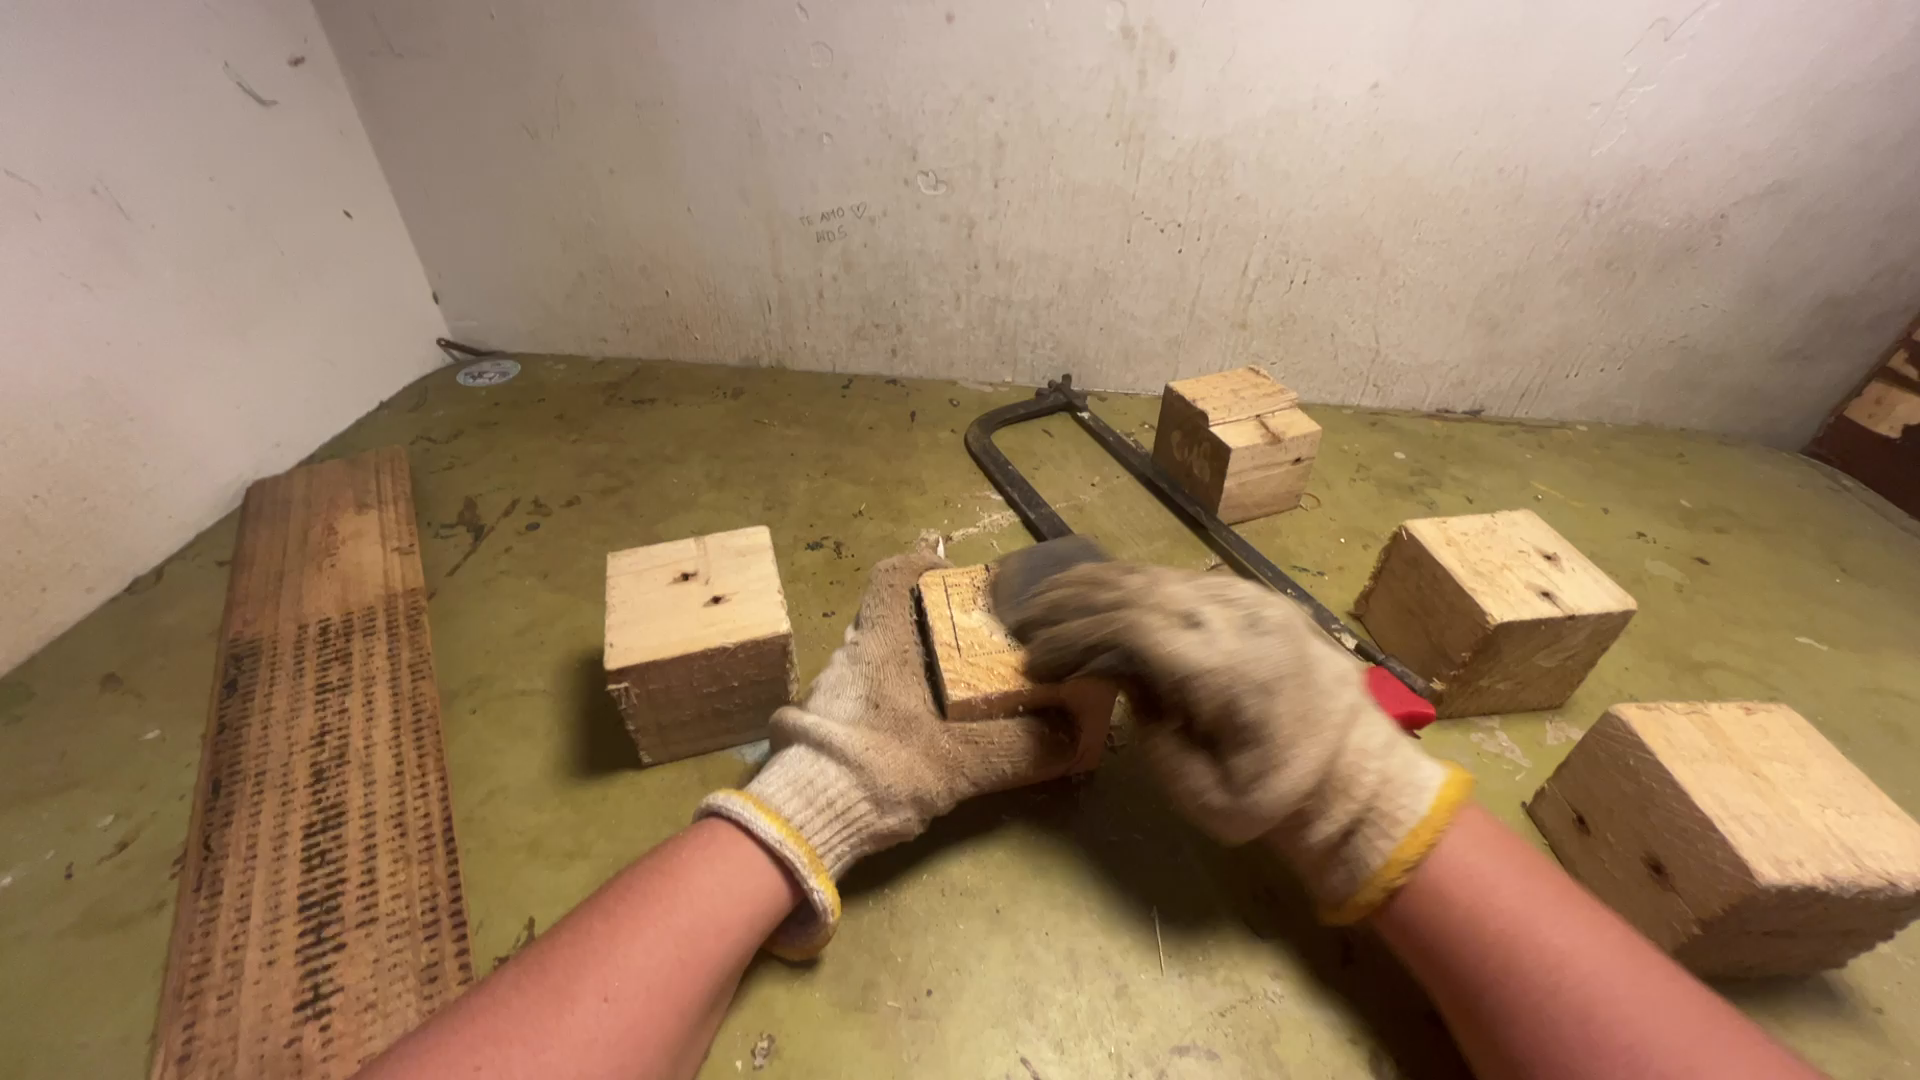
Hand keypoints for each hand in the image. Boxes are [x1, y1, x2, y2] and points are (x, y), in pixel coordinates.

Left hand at [697, 547, 1076, 957]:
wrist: (805, 817)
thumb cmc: (883, 764)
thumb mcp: (963, 760)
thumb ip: (1020, 748)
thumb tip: (1071, 736)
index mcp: (881, 642)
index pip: (891, 577)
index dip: (919, 563)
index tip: (948, 571)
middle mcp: (851, 655)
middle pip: (887, 618)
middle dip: (924, 624)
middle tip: (967, 642)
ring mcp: (829, 690)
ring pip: (874, 659)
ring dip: (906, 665)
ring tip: (948, 690)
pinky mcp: (819, 726)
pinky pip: (860, 695)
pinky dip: (888, 700)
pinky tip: (911, 732)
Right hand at [1007, 562, 1473, 922]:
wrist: (1355, 771)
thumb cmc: (1276, 798)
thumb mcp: (1206, 796)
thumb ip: (1152, 736)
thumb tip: (1122, 678)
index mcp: (1226, 668)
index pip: (1130, 627)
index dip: (1072, 637)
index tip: (1034, 659)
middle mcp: (1234, 617)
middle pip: (1134, 590)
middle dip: (1068, 603)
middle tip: (1022, 621)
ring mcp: (1245, 597)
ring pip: (1152, 574)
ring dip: (1091, 585)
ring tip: (1046, 602)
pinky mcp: (1250, 594)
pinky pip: (1175, 576)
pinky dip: (1126, 583)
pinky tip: (1097, 595)